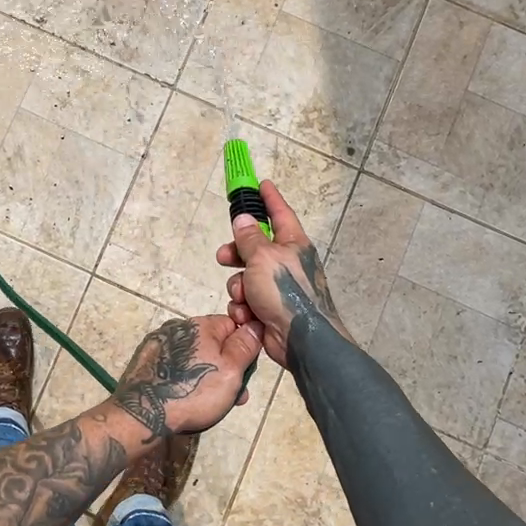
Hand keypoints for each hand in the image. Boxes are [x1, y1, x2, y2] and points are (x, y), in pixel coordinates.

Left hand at [109, 315, 260, 439]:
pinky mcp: (147, 360)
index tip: (247, 374)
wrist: (144, 412)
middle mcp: (178, 327)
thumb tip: (254, 325)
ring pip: (195, 358)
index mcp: (200, 325)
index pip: (232, 325)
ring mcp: (159, 344)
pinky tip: (187, 398)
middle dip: (227, 369)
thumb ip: (245, 346)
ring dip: (207, 376)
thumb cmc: (193, 392)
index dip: (244, 348)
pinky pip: (176, 366)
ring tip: (212, 404)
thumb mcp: (230, 371)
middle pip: (213, 343)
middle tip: (234, 397)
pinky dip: (185, 379)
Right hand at [215, 180, 341, 365]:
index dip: (269, 198)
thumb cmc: (287, 292)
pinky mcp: (269, 309)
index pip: (280, 213)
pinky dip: (243, 307)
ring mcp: (278, 288)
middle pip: (254, 247)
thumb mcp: (264, 258)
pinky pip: (246, 300)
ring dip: (238, 286)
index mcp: (293, 244)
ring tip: (243, 297)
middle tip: (223, 256)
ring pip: (245, 276)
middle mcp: (287, 262)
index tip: (261, 184)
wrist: (302, 340)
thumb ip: (250, 238)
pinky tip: (246, 314)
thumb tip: (243, 219)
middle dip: (236, 253)